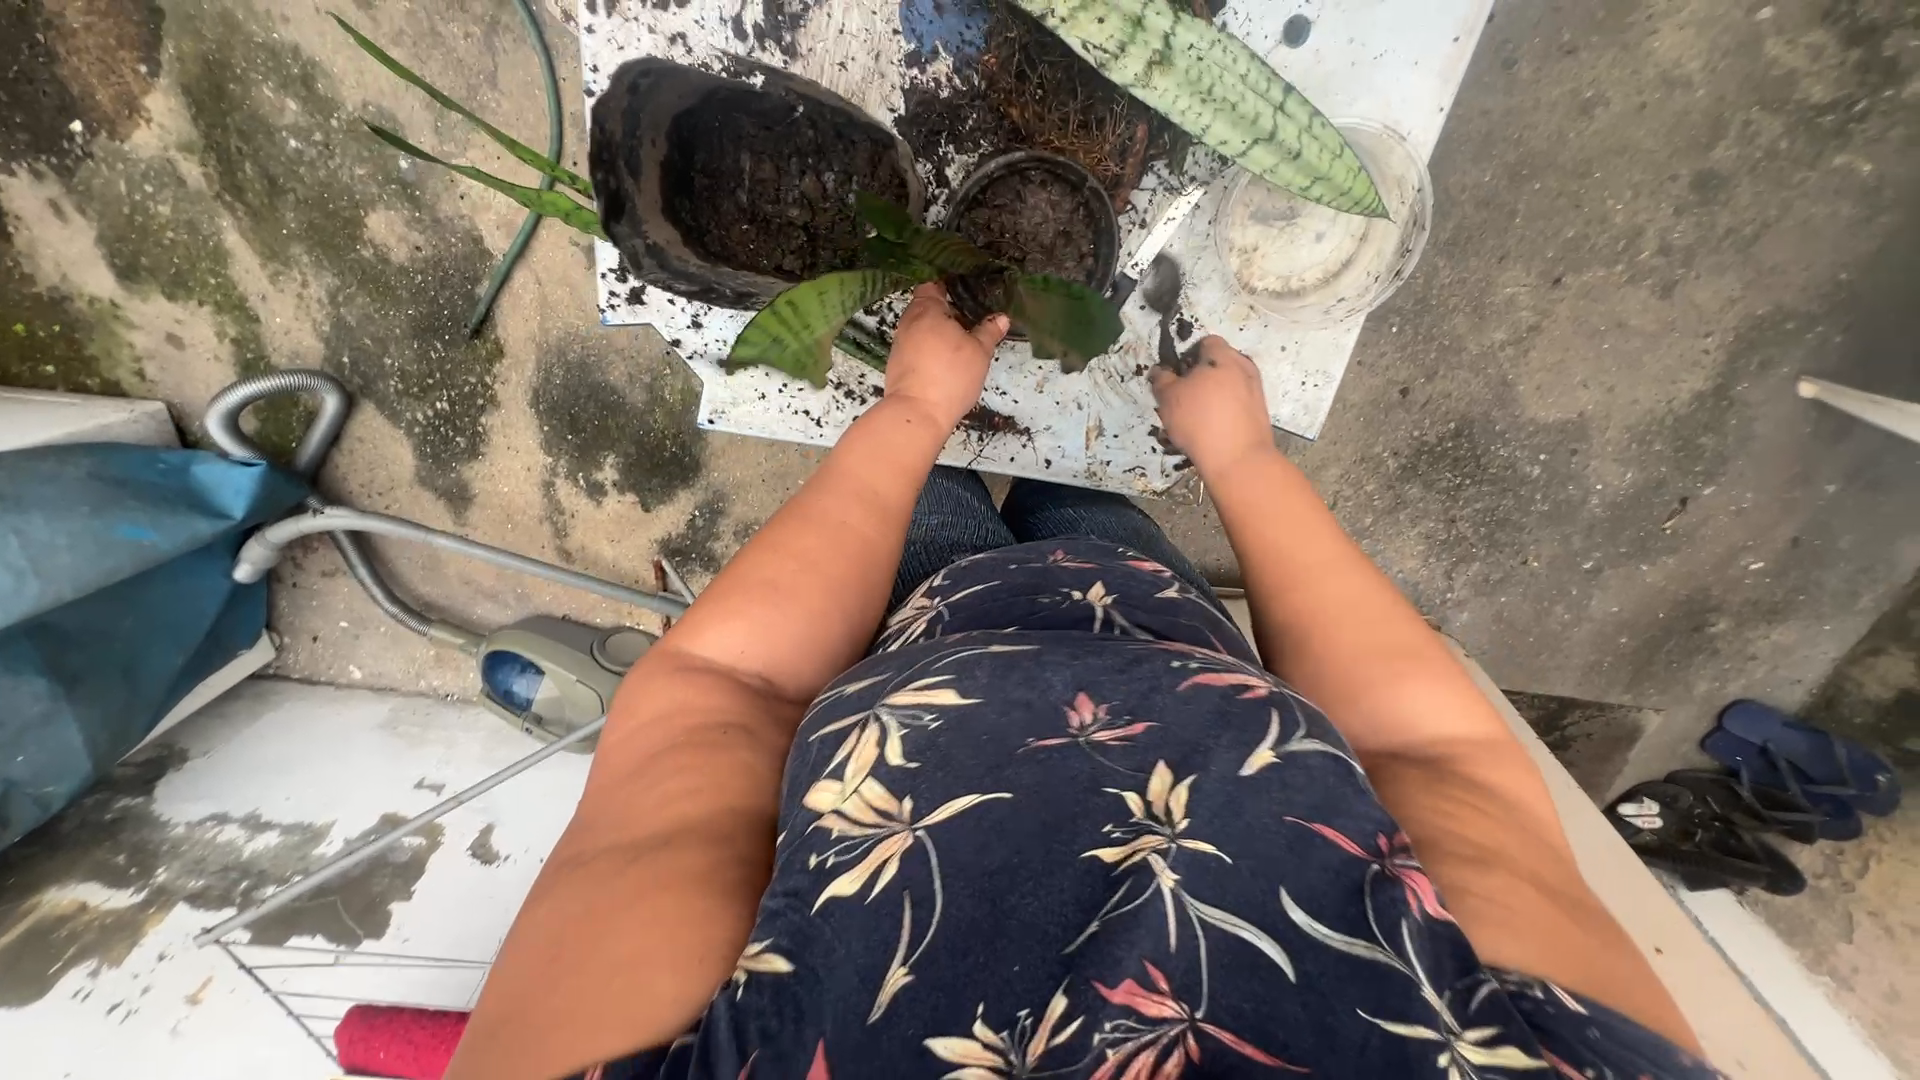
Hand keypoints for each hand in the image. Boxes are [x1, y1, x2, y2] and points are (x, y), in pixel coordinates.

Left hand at [884, 282, 1008, 429]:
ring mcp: (900, 344)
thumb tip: (1001, 318)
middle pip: (926, 307)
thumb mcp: (979, 353)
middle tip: (969, 319)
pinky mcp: (897, 364)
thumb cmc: (949, 377)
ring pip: (920, 328)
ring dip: (937, 332)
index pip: (933, 284)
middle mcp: (908, 322)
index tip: (965, 291)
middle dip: (946, 311)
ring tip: (960, 343)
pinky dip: (928, 349)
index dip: (948, 285)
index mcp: (927, 310)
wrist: (917, 413)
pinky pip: (915, 347)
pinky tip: (944, 362)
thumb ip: (989, 332)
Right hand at [1150, 336, 1276, 476]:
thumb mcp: (1168, 398)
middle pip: (1217, 364)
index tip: (1176, 376)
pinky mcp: (1259, 411)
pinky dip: (1223, 411)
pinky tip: (1210, 430)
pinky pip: (1236, 404)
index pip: (1205, 342)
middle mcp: (1244, 367)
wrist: (1238, 458)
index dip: (1187, 356)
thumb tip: (1160, 370)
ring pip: (1227, 386)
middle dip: (1199, 377)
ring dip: (1211, 396)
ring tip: (1194, 418)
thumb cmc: (1199, 421)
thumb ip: (1161, 380)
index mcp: (1222, 356)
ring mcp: (1255, 390)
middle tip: (1182, 398)